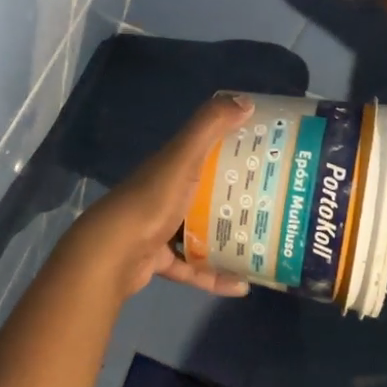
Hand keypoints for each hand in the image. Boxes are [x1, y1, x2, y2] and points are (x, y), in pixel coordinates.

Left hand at [53, 94, 255, 301]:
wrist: (111, 253)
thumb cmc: (151, 201)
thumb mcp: (182, 158)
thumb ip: (209, 127)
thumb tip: (245, 101)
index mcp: (170, 167)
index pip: (204, 151)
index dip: (233, 149)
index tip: (268, 155)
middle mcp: (164, 195)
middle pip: (205, 193)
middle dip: (236, 198)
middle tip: (274, 204)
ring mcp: (159, 230)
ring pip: (200, 232)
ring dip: (228, 240)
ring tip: (262, 245)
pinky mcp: (159, 261)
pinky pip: (193, 268)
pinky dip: (214, 277)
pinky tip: (241, 286)